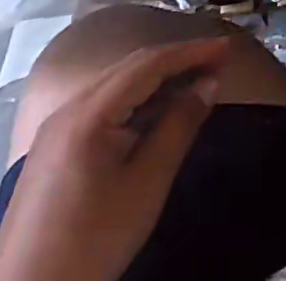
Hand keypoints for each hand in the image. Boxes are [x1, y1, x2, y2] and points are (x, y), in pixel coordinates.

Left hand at [0, 37, 229, 280]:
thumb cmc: (93, 237)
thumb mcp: (148, 181)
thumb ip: (180, 124)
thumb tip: (209, 83)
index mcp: (88, 114)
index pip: (148, 64)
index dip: (192, 51)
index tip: (229, 48)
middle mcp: (67, 111)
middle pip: (131, 67)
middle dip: (178, 58)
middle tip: (220, 60)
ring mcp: (57, 130)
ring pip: (117, 84)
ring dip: (160, 76)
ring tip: (198, 79)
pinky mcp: (56, 148)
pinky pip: (105, 104)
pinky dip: (139, 96)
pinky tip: (161, 107)